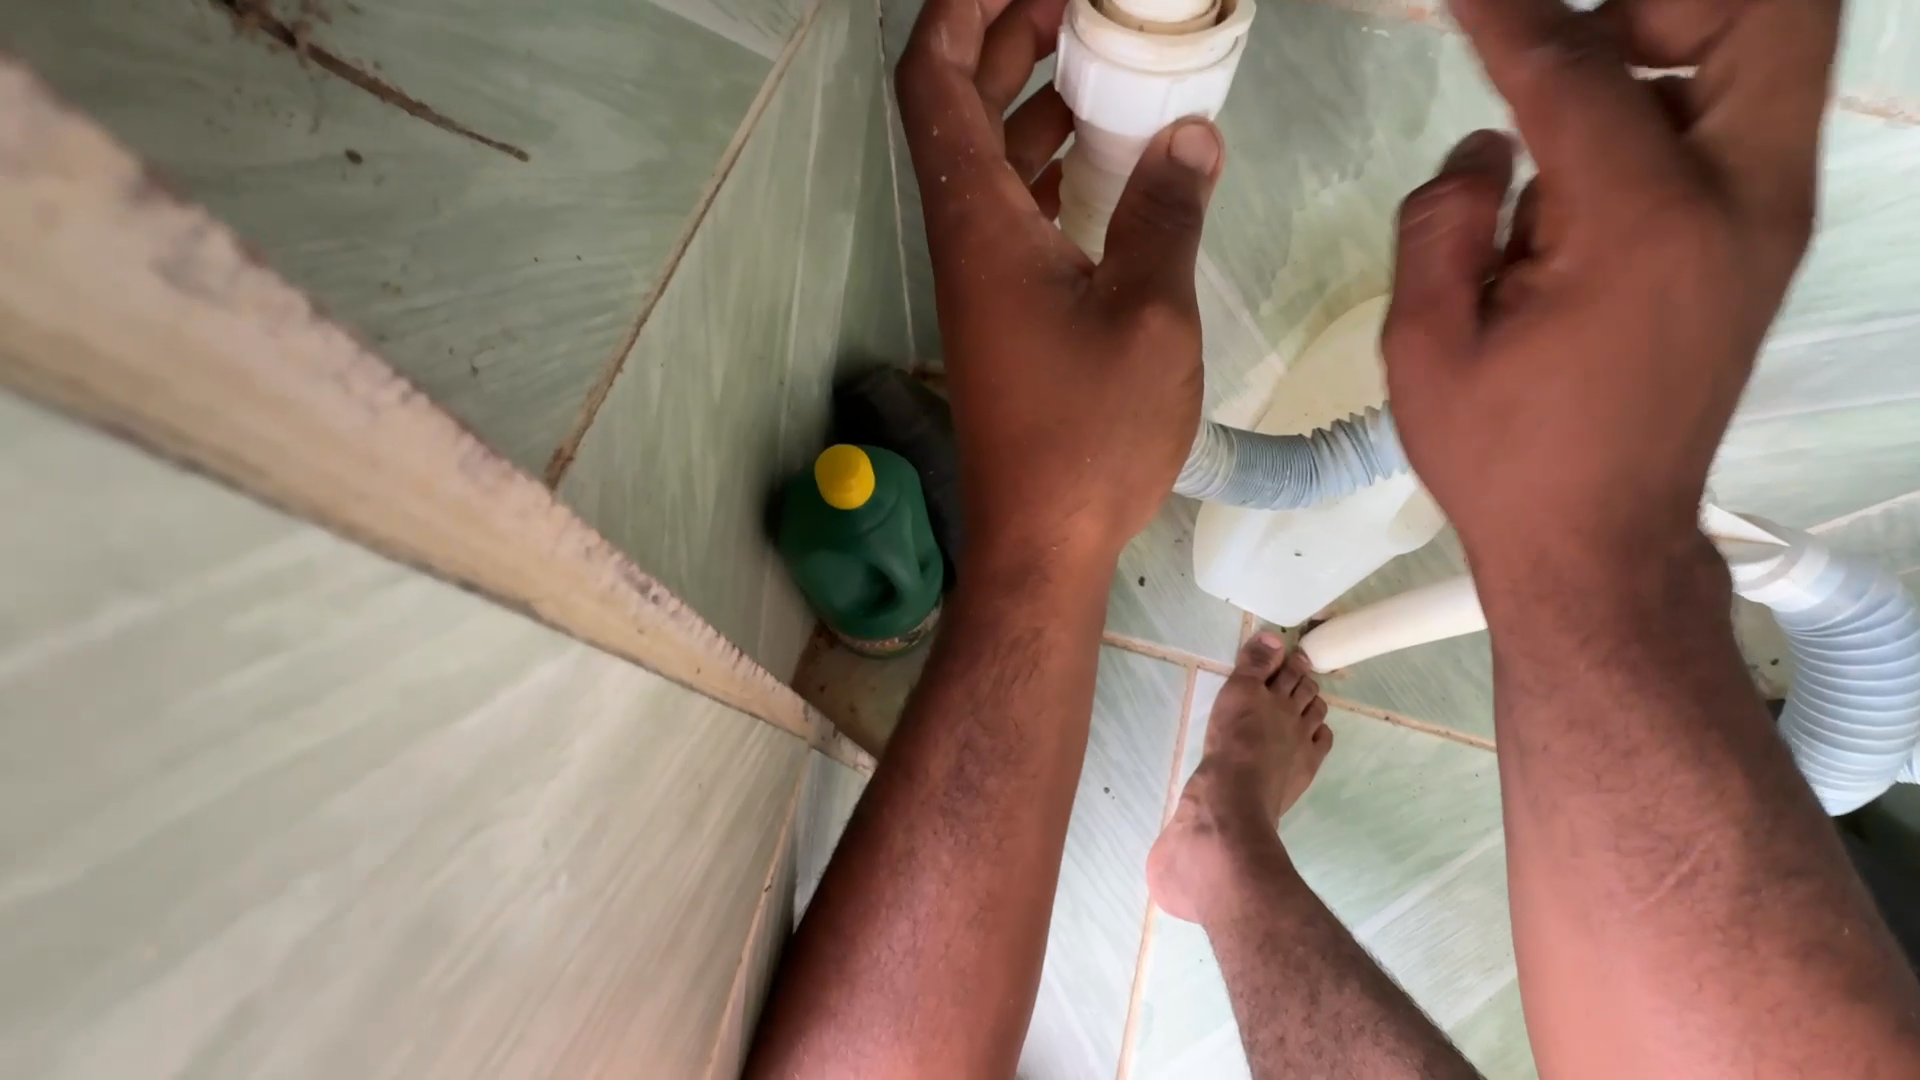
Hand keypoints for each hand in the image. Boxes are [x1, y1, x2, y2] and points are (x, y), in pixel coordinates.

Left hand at [895, 0, 1223, 575]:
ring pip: (988, 167)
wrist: (1042, 537)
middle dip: (1010, 41)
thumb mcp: (1148, 314)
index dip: (964, 9)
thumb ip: (1165, 213)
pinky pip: (1014, 220)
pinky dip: (1049, 177)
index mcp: (979, 225)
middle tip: (1084, 10)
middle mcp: (966, 245)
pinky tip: (1101, 170)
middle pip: (959, 112)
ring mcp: (982, 286)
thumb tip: (1189, 138)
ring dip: (1033, 109)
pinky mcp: (1005, 321)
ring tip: (1103, 71)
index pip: (935, 80)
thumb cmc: (1089, 434)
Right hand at [1382, 0, 1838, 581]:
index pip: (1580, 72)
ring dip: (1674, 38)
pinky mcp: (1761, 245)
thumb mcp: (1423, 347)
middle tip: (1553, 32)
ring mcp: (1770, 220)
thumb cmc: (1496, 454)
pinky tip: (1581, 172)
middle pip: (1763, 9)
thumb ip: (1441, 226)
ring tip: (1563, 88)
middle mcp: (1741, 199)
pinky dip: (1672, 101)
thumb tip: (1483, 151)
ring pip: (1772, 54)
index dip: (1510, 19)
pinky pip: (1741, 122)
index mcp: (1643, 227)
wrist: (1594, 538)